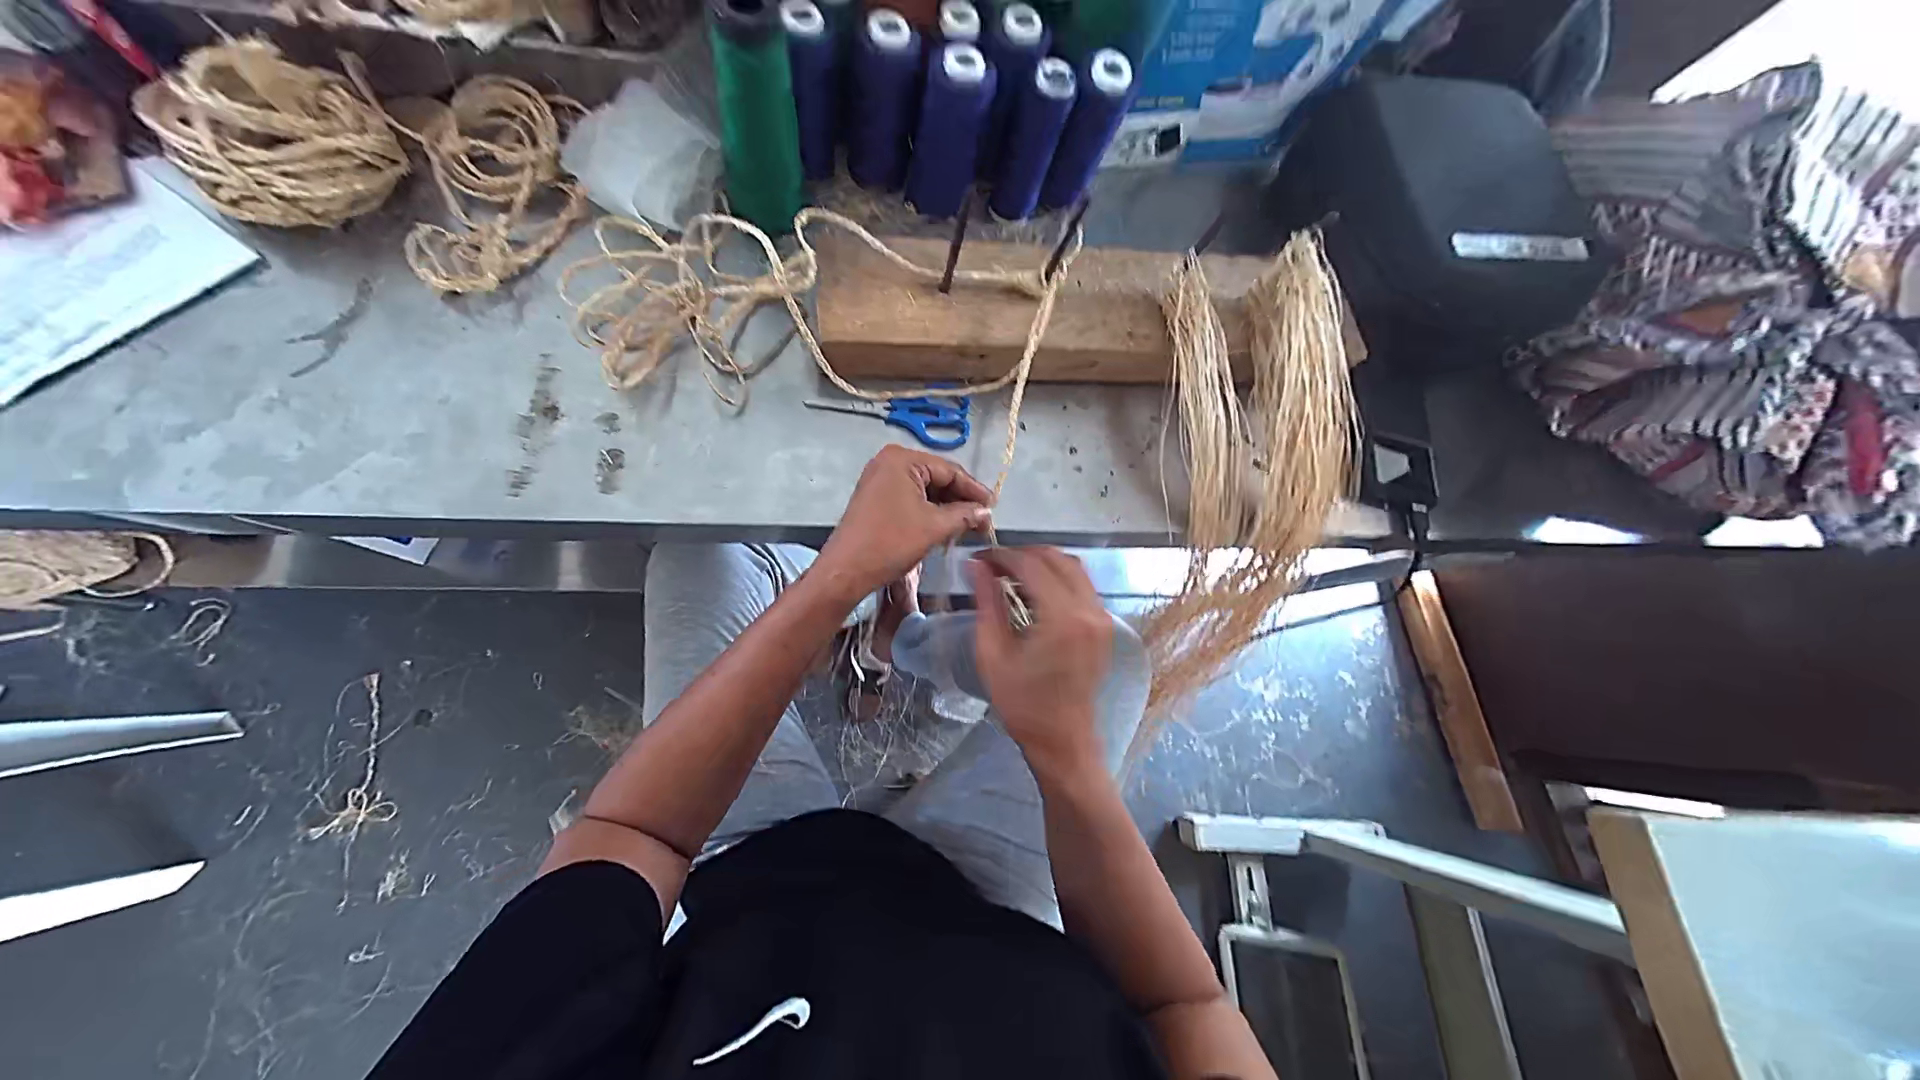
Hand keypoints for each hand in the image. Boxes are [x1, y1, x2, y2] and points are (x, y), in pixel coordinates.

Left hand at [816, 446, 993, 599]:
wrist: (846, 570)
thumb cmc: (890, 543)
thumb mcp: (934, 527)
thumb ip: (964, 515)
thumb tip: (985, 512)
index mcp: (902, 459)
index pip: (950, 470)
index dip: (974, 490)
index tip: (993, 507)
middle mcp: (889, 461)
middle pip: (937, 478)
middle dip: (960, 500)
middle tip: (982, 520)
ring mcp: (880, 478)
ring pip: (925, 489)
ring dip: (946, 508)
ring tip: (968, 526)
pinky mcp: (875, 497)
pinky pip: (910, 497)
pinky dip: (929, 511)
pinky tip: (945, 526)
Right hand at [968, 547, 1112, 778]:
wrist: (1062, 740)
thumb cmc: (1023, 705)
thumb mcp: (993, 655)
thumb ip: (986, 604)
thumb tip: (977, 567)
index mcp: (1062, 619)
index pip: (1032, 565)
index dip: (1002, 556)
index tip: (978, 559)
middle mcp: (1089, 611)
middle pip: (1056, 558)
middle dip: (1021, 554)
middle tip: (992, 565)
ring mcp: (1102, 617)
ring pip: (1073, 567)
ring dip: (1041, 562)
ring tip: (1011, 574)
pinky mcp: (1104, 626)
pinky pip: (1083, 584)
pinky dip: (1058, 577)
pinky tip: (1034, 590)